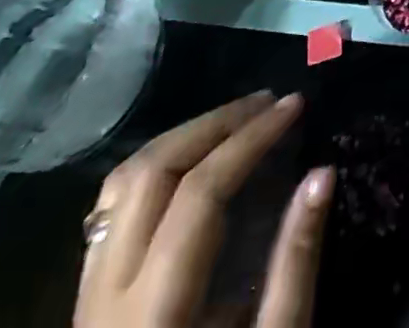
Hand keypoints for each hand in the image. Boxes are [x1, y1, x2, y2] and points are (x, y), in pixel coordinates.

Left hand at [75, 91, 333, 327]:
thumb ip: (295, 263)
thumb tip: (321, 174)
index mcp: (155, 310)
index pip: (201, 193)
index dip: (250, 140)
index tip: (293, 106)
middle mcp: (107, 289)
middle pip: (153, 171)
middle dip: (216, 122)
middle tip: (267, 102)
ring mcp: (87, 287)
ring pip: (123, 179)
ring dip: (183, 134)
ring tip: (235, 117)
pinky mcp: (86, 289)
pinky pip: (111, 204)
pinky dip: (156, 162)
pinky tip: (191, 156)